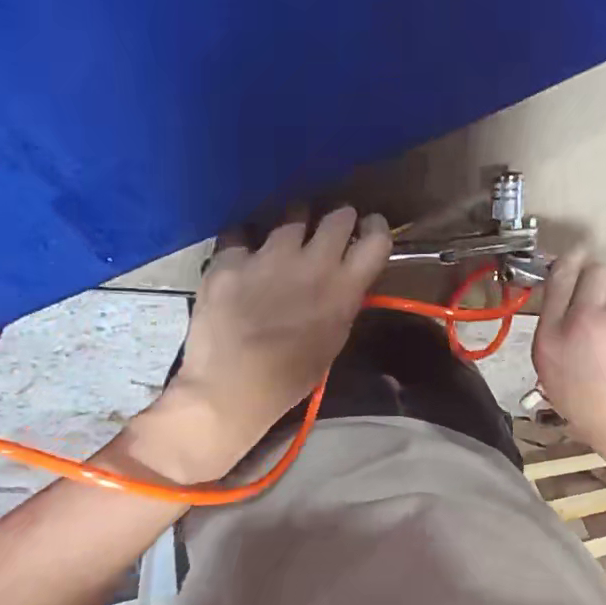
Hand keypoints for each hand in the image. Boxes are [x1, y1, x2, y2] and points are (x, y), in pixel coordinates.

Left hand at [150, 207, 390, 472]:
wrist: (229, 387)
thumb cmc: (287, 379)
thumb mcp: (330, 343)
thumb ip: (340, 305)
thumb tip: (341, 284)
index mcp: (342, 290)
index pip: (376, 240)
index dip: (374, 229)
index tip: (367, 227)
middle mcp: (312, 263)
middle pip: (337, 217)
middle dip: (337, 219)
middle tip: (327, 230)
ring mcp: (269, 257)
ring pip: (291, 217)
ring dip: (293, 225)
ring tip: (284, 239)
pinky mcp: (231, 259)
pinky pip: (241, 234)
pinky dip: (243, 242)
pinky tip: (240, 255)